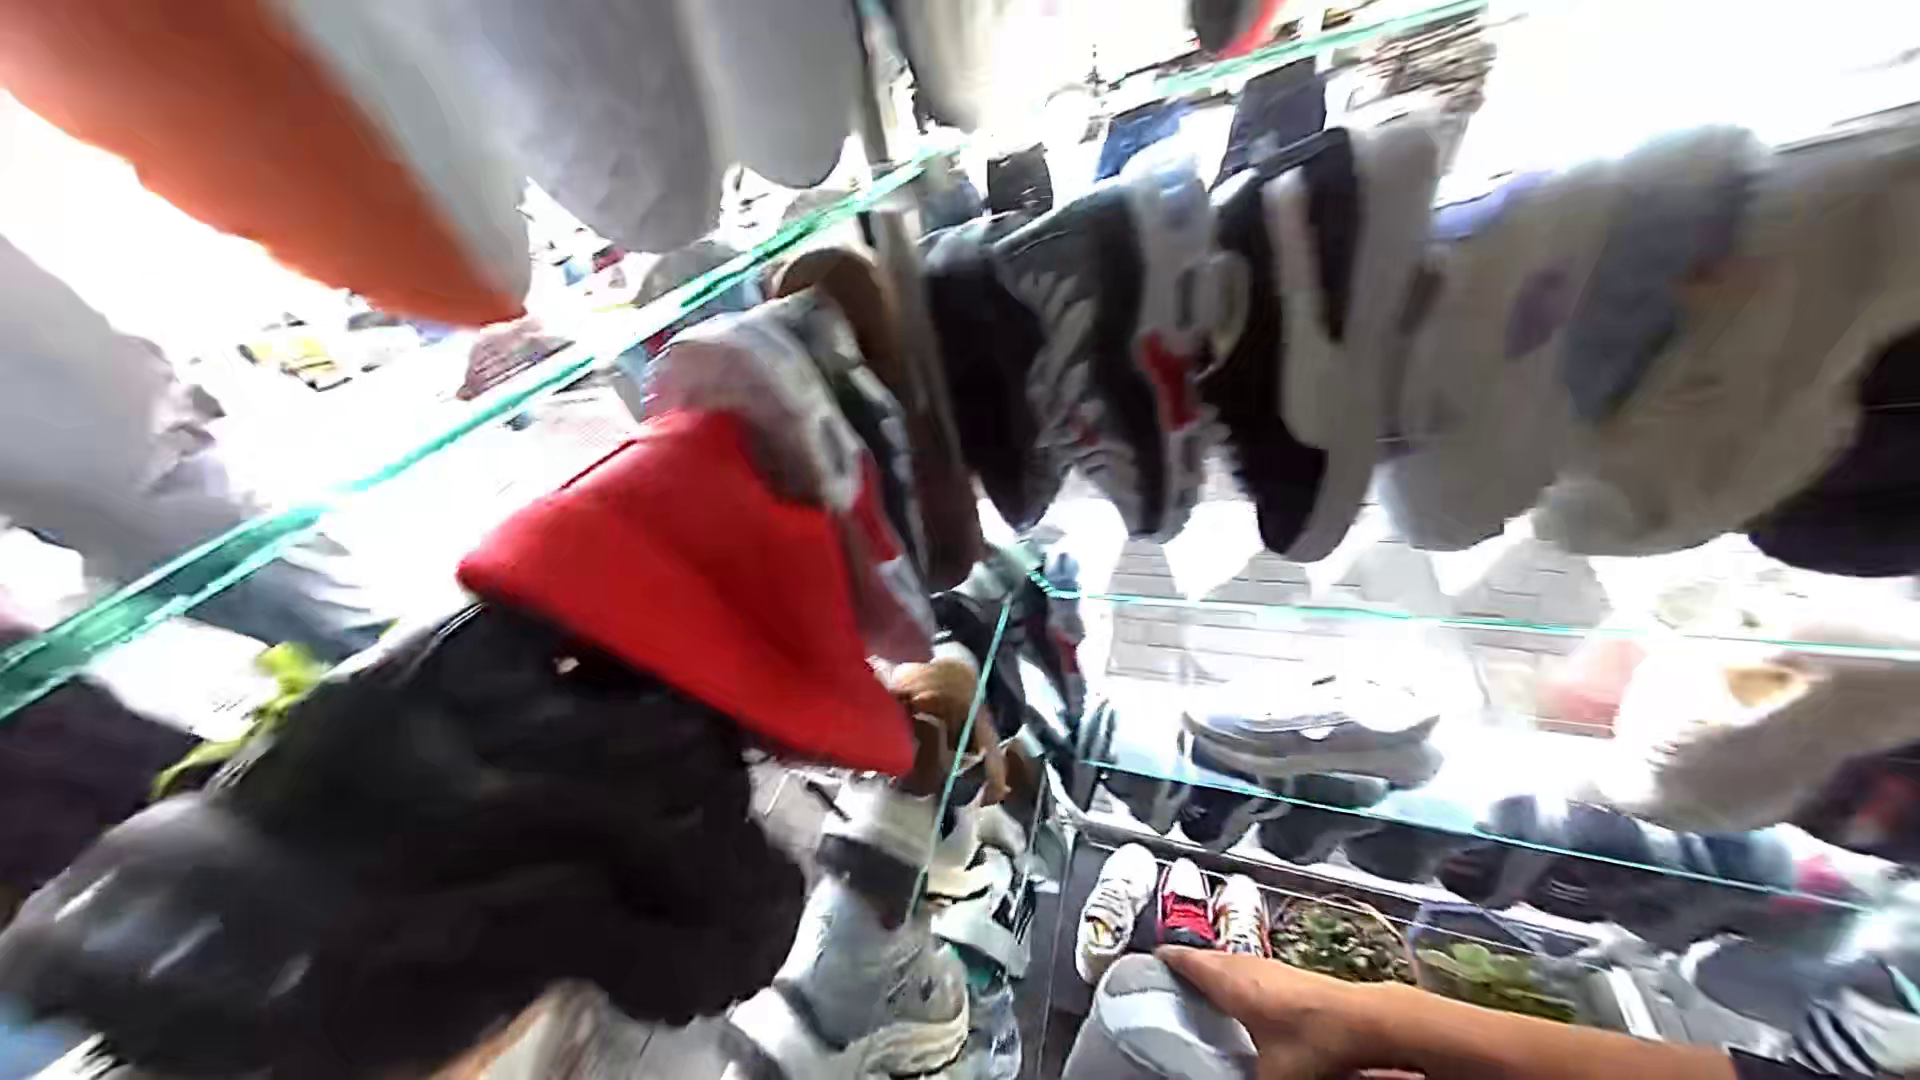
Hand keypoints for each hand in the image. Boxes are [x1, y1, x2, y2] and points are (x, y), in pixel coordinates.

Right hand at [1157, 945, 1390, 1079]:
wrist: (1363, 1020)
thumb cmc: (1311, 1042)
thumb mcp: (1275, 1077)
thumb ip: (1245, 1079)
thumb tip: (1223, 1079)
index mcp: (1228, 981)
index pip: (1186, 961)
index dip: (1165, 960)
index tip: (1148, 961)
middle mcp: (1241, 964)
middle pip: (1204, 957)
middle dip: (1185, 964)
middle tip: (1168, 975)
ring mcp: (1264, 964)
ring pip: (1225, 960)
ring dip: (1209, 968)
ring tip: (1197, 983)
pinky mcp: (1283, 971)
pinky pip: (1242, 966)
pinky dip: (1229, 973)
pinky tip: (1237, 993)